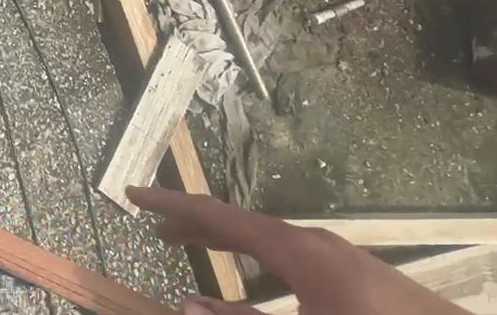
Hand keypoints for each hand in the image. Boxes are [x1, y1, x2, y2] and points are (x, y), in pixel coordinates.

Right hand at [127, 187, 472, 314]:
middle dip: (194, 225)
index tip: (131, 193)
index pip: (216, 215)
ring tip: (198, 253)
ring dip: (228, 246)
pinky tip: (265, 290)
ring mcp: (344, 259)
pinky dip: (261, 266)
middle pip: (239, 223)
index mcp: (295, 250)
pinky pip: (295, 260)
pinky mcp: (365, 280)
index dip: (170, 204)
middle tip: (155, 230)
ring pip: (268, 242)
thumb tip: (184, 305)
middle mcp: (315, 243)